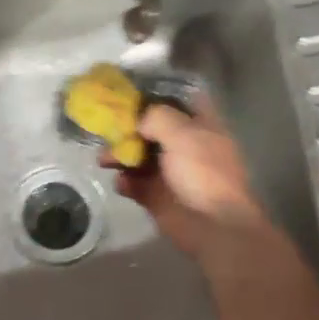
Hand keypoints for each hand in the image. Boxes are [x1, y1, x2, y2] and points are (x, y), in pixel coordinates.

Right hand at [105, 103, 268, 257]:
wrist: (214, 225)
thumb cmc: (204, 173)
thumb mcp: (183, 133)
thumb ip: (157, 117)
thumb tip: (138, 122)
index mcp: (200, 126)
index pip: (179, 100)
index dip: (156, 94)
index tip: (128, 93)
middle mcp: (185, 146)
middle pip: (152, 129)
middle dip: (128, 128)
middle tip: (105, 127)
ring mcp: (171, 173)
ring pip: (140, 157)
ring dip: (121, 155)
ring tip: (104, 159)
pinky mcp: (158, 198)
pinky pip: (135, 184)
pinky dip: (125, 182)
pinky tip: (120, 182)